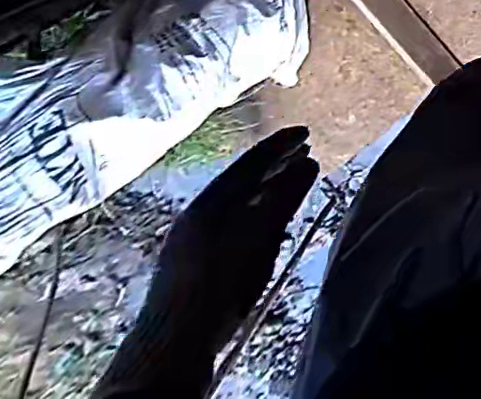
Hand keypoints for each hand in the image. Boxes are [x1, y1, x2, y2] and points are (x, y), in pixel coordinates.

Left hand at [99, 126, 316, 395]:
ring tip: (292, 180)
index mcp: (211, 202)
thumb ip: (285, 197)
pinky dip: (256, 208)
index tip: (305, 132)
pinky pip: (232, 218)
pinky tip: (269, 219)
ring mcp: (193, 239)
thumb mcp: (260, 236)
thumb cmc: (221, 284)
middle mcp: (199, 214)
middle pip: (242, 179)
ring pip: (236, 200)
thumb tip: (308, 161)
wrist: (172, 349)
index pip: (251, 161)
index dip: (279, 144)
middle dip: (274, 163)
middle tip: (303, 150)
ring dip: (266, 187)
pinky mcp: (194, 262)